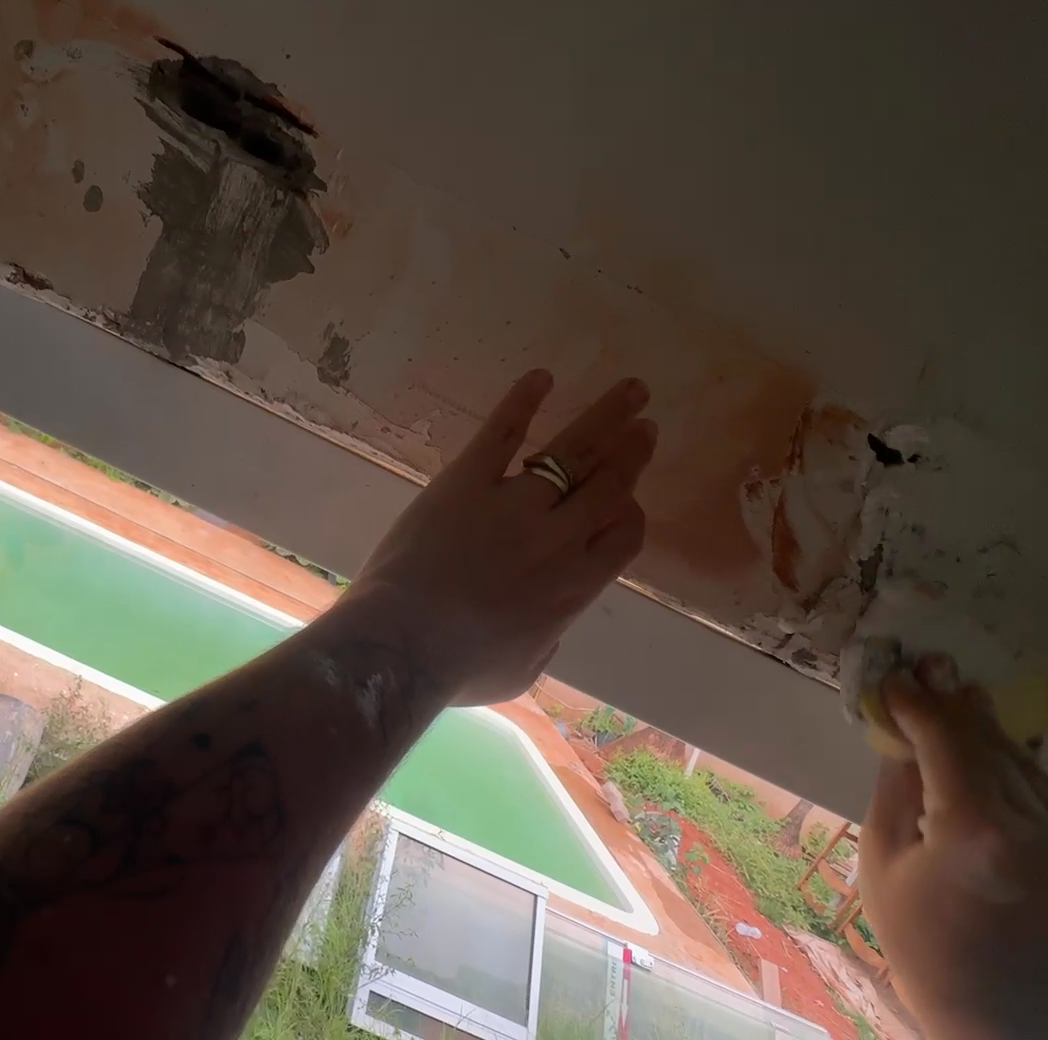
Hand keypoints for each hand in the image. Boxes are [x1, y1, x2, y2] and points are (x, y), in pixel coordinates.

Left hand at [343, 370, 656, 706]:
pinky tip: (541, 377)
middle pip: (609, 485)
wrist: (402, 644)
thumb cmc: (458, 669)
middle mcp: (557, 538)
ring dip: (605, 418)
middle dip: (632, 453)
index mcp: (575, 587)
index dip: (630, 512)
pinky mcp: (465, 481)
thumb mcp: (521, 670)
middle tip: (645, 428)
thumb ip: (545, 642)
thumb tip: (550, 627)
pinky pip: (501, 433)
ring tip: (630, 391)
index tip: (628, 499)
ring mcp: (513, 504)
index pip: (623, 536)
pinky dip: (521, 402)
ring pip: (572, 452)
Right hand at [861, 657, 1047, 1039]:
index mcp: (978, 837)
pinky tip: (995, 766)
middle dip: (960, 711)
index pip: (950, 748)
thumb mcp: (881, 849)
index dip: (922, 707)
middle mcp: (1046, 842)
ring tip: (964, 701)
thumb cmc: (913, 926)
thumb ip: (897, 784)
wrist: (992, 1006)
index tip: (898, 676)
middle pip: (997, 755)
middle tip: (935, 668)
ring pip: (1034, 779)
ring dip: (994, 742)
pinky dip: (1024, 786)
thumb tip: (901, 728)